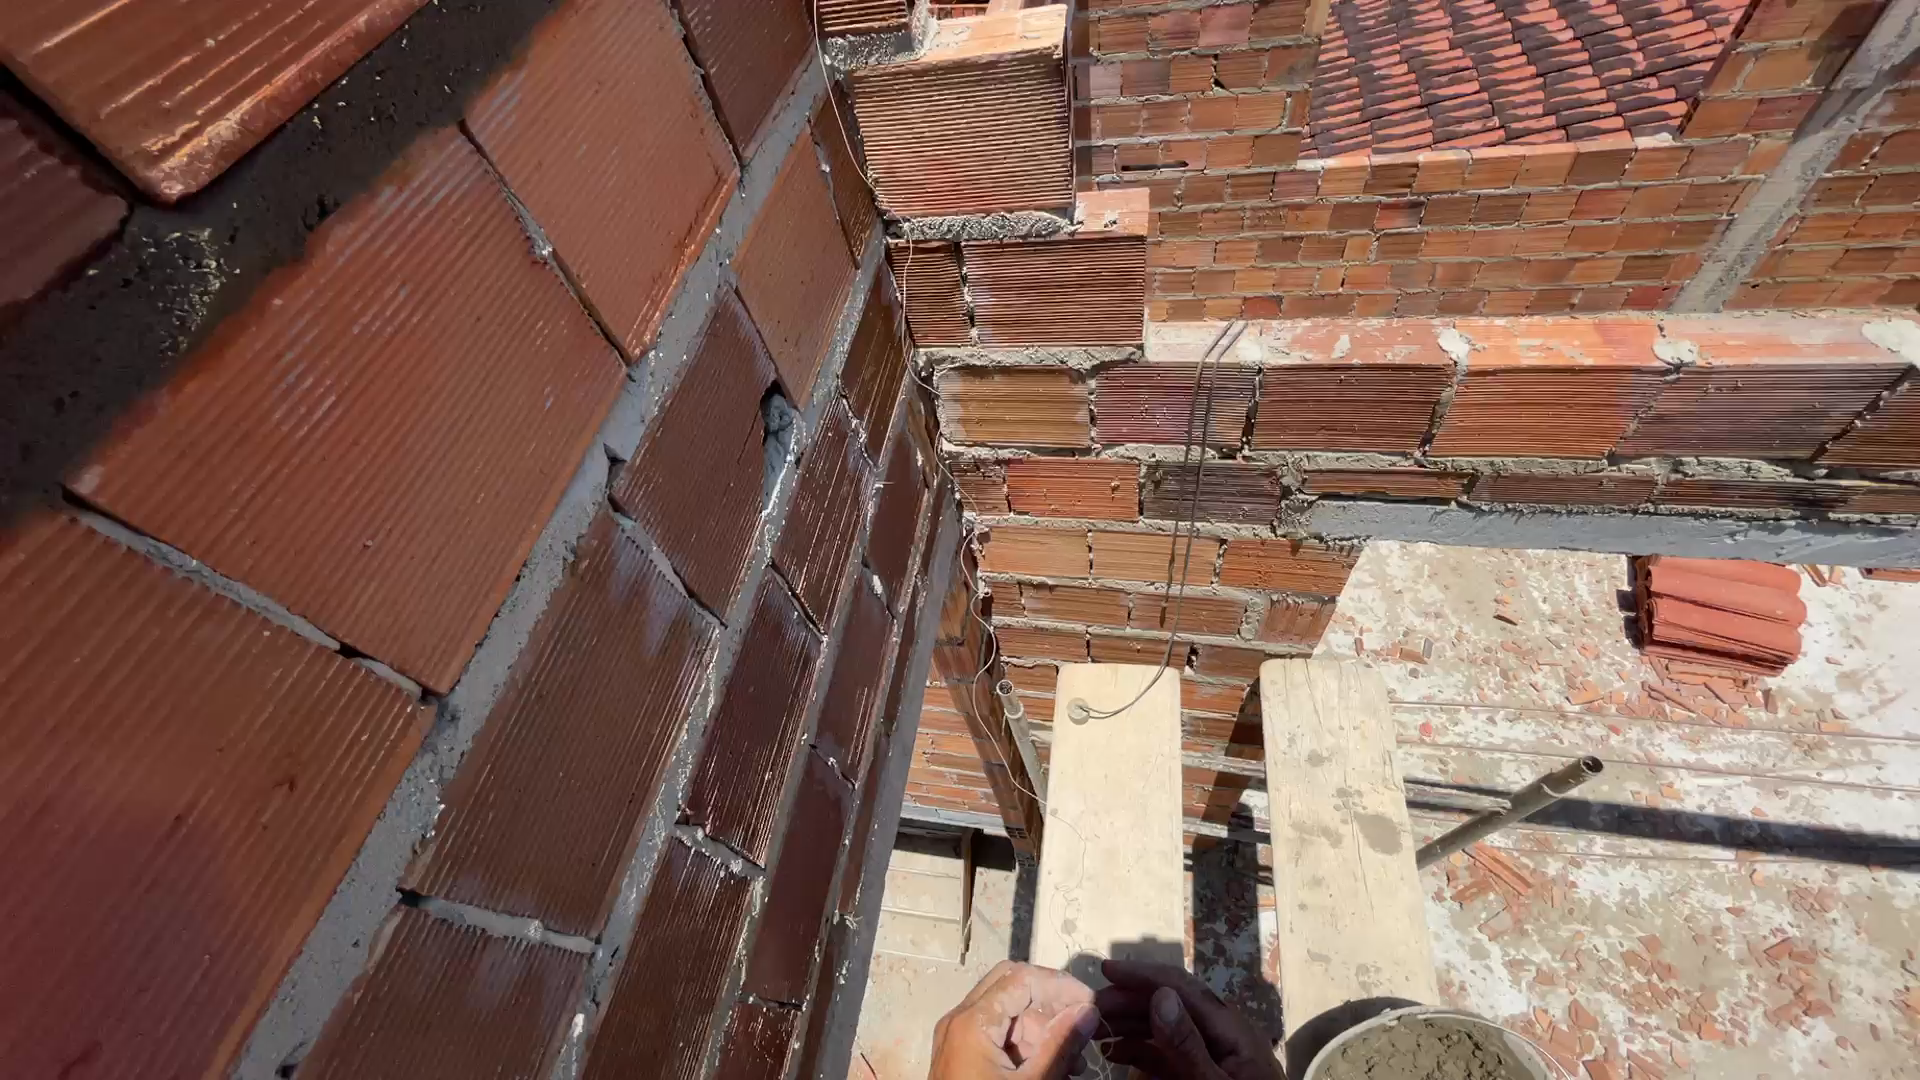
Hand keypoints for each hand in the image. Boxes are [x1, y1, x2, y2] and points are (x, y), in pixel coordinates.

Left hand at [930, 961, 1100, 1079]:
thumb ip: (1061, 1045)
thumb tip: (1088, 1009)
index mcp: (972, 1022)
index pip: (1021, 978)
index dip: (1059, 985)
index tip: (1091, 1003)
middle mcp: (959, 1019)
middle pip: (1009, 985)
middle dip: (1049, 1000)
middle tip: (1081, 1021)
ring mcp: (956, 1037)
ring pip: (1004, 1008)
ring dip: (1040, 1024)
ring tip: (1075, 1058)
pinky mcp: (960, 1055)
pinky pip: (995, 1031)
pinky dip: (1024, 1042)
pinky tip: (1052, 1064)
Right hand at [1093, 959, 1284, 1079]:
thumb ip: (1189, 1047)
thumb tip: (1160, 995)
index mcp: (1232, 1029)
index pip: (1181, 986)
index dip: (1142, 974)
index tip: (1106, 969)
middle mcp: (1221, 1034)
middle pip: (1169, 1003)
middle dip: (1129, 1000)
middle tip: (1094, 1006)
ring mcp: (1211, 1056)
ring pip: (1164, 1027)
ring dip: (1130, 1023)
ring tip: (1098, 1027)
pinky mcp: (1202, 1076)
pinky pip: (1167, 1054)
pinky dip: (1140, 1050)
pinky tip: (1115, 1053)